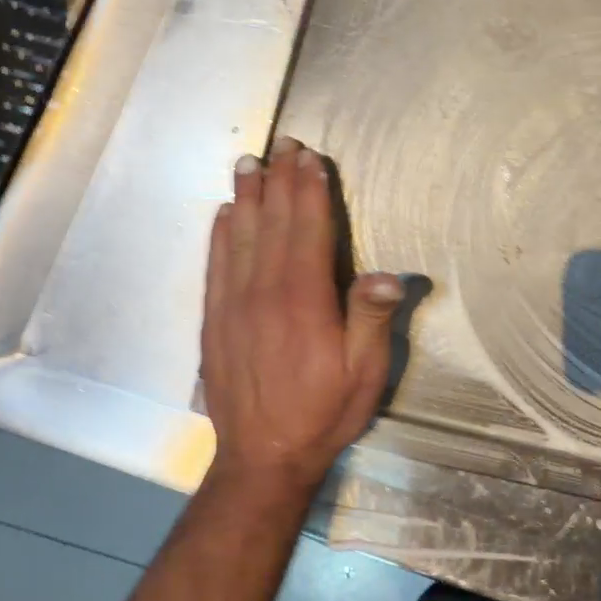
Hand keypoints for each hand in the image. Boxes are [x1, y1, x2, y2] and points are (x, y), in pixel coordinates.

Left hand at [201, 136, 402, 493]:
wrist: (262, 458)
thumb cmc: (324, 412)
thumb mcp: (363, 374)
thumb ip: (370, 320)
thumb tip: (386, 274)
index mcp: (304, 300)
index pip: (308, 229)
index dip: (310, 189)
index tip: (310, 156)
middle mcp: (264, 292)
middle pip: (274, 223)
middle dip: (280, 180)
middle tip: (282, 142)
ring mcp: (233, 304)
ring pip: (240, 236)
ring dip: (247, 196)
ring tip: (249, 162)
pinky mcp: (214, 320)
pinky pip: (215, 265)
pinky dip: (220, 234)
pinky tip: (225, 213)